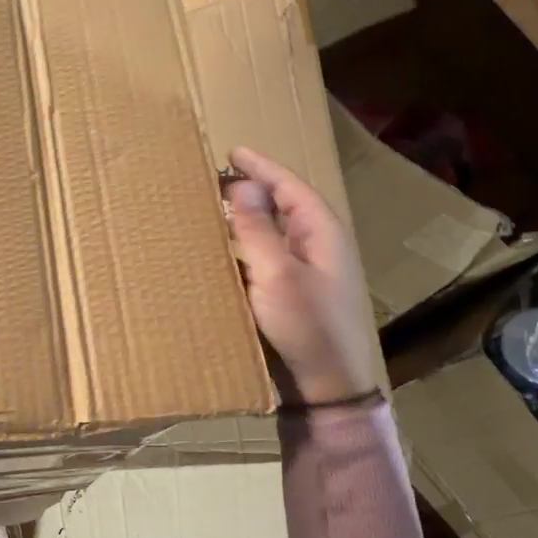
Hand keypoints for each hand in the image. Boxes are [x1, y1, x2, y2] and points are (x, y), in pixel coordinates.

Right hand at [225, 147, 377, 406]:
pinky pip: (262, 263)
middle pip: (282, 209)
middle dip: (251, 191)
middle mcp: (315, 249)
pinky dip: (240, 253)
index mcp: (322, 235)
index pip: (291, 188)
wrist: (326, 386)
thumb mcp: (278, 274)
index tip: (233, 152)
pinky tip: (218, 257)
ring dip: (243, 223)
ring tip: (211, 212)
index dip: (263, 168)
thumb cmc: (307, 328)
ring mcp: (303, 276)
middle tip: (214, 180)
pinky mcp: (288, 300)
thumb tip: (242, 186)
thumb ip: (259, 229)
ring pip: (271, 236)